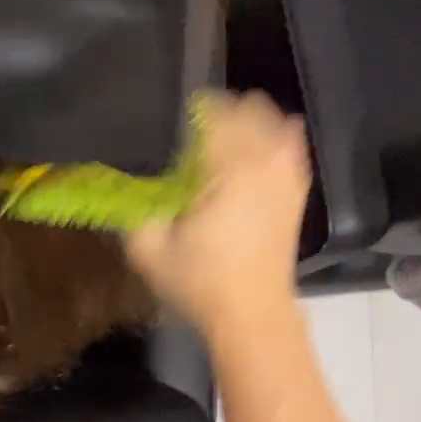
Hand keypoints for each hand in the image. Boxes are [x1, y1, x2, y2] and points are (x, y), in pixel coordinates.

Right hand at [125, 92, 312, 334]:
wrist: (252, 313)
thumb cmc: (199, 281)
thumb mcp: (148, 250)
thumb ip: (133, 209)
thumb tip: (123, 184)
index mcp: (228, 168)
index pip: (213, 113)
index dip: (189, 111)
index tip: (169, 122)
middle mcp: (264, 160)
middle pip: (246, 109)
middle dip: (218, 115)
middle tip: (189, 136)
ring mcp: (287, 173)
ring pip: (272, 121)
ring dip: (245, 125)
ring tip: (218, 144)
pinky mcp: (296, 189)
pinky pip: (289, 144)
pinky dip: (269, 141)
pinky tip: (249, 157)